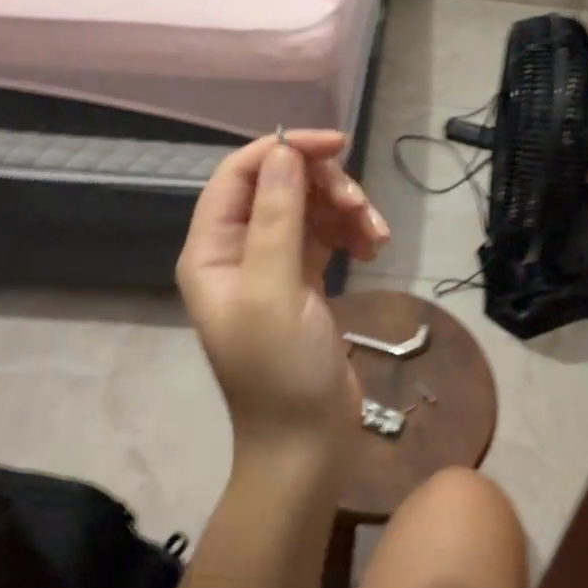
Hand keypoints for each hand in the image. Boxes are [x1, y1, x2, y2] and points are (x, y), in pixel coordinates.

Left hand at [177, 131, 389, 450]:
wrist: (306, 441)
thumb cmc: (281, 370)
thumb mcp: (275, 290)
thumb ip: (277, 218)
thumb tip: (285, 153)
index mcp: (211, 250)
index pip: (240, 175)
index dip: (284, 150)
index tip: (337, 145)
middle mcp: (237, 251)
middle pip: (280, 186)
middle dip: (325, 186)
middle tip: (361, 207)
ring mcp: (273, 266)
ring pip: (309, 208)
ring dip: (346, 210)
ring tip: (376, 236)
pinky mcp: (304, 281)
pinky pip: (327, 235)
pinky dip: (352, 233)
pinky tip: (375, 247)